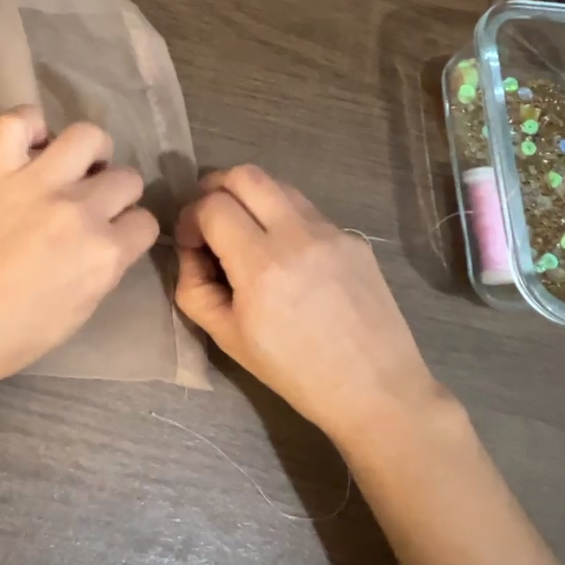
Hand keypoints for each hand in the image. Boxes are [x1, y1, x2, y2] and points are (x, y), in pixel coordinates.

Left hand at [0, 106, 158, 393]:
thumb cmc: (13, 336)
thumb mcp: (79, 311)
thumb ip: (103, 268)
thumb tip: (108, 241)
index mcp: (105, 253)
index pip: (144, 222)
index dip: (129, 231)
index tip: (112, 237)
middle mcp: (79, 210)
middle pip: (125, 178)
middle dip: (115, 195)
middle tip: (89, 208)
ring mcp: (37, 183)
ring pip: (88, 136)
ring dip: (89, 153)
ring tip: (72, 169)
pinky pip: (19, 120)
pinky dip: (30, 125)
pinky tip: (31, 146)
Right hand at [173, 165, 447, 449]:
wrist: (375, 389)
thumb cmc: (293, 371)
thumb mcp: (226, 336)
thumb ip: (193, 286)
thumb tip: (190, 250)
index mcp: (261, 265)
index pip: (211, 205)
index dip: (189, 217)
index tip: (189, 242)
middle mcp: (298, 235)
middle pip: (245, 175)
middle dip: (215, 187)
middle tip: (208, 217)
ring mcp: (332, 232)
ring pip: (279, 185)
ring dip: (250, 198)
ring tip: (244, 232)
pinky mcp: (354, 239)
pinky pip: (307, 211)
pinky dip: (282, 219)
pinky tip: (285, 257)